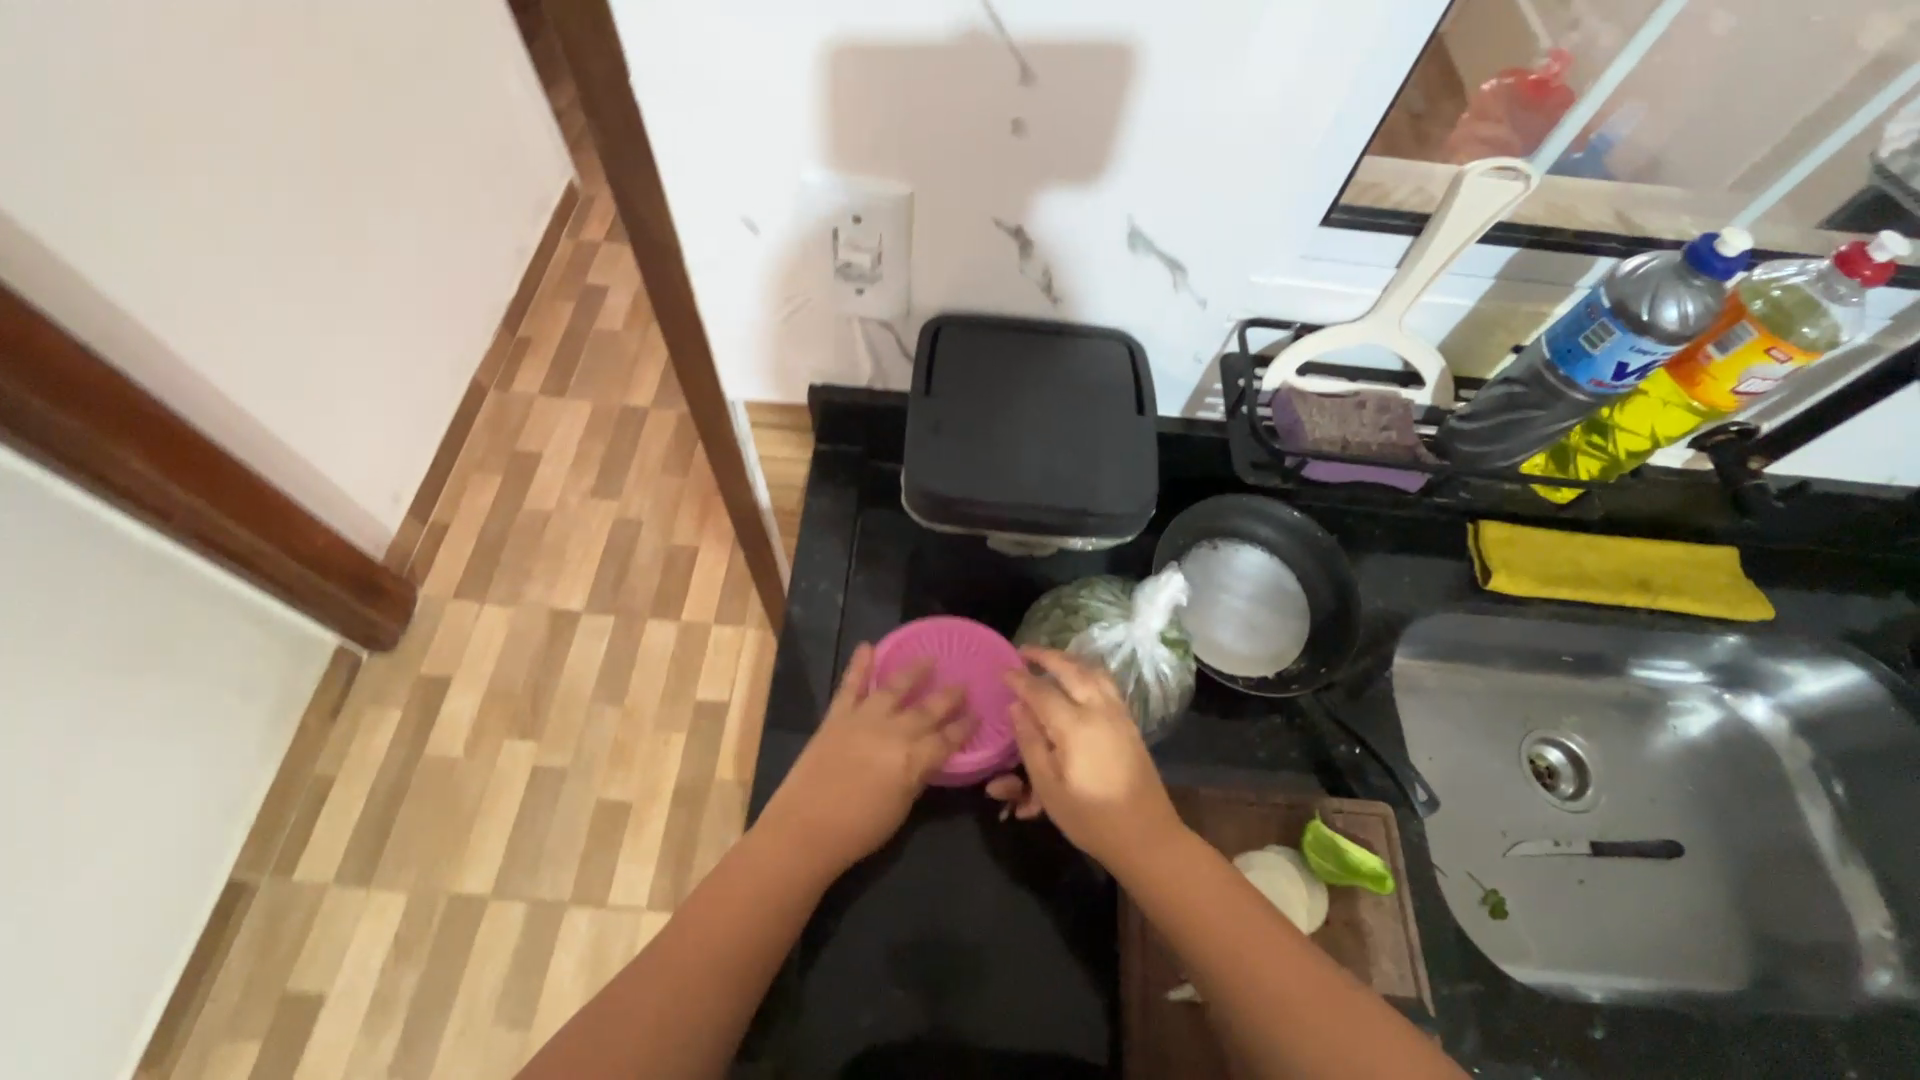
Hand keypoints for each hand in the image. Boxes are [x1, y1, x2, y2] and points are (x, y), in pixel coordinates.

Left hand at [758, 644, 973, 876]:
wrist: (804, 829)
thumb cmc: (859, 830)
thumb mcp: (901, 809)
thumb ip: (916, 778)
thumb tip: (925, 760)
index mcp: (913, 759)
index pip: (947, 739)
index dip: (964, 727)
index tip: (977, 715)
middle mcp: (893, 732)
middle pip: (927, 710)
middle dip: (948, 697)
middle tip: (962, 685)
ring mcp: (863, 720)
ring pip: (894, 689)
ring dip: (912, 672)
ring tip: (928, 659)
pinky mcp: (836, 718)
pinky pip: (850, 686)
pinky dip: (859, 665)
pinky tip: (867, 646)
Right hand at [987, 648, 1188, 871]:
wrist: (1146, 836)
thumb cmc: (1090, 818)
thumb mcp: (1048, 787)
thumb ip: (1030, 742)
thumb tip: (1017, 707)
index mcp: (1074, 725)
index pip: (1040, 691)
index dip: (1020, 680)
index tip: (1003, 671)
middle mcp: (1099, 710)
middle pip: (1071, 670)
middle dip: (1046, 656)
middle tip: (1025, 652)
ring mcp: (1119, 715)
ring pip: (1094, 673)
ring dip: (1070, 660)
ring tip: (1052, 660)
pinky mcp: (1130, 724)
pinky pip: (1107, 685)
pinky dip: (1089, 672)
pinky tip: (1080, 679)